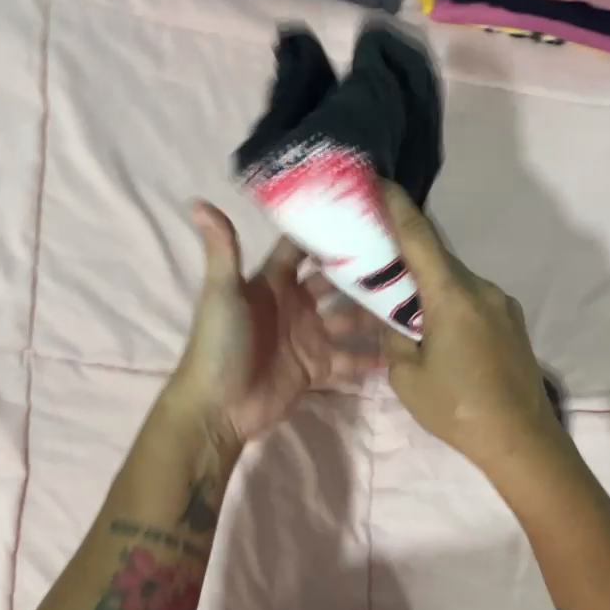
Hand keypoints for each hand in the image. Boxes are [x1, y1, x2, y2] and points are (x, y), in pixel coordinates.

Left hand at [166, 202, 383, 449]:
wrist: (219, 408)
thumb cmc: (219, 345)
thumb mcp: (222, 294)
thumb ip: (223, 250)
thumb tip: (198, 201)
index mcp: (273, 283)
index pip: (303, 249)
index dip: (326, 233)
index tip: (361, 215)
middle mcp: (295, 305)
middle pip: (335, 284)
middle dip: (363, 274)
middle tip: (402, 261)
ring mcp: (308, 338)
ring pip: (348, 321)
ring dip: (374, 315)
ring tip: (411, 304)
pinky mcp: (317, 369)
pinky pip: (349, 360)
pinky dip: (371, 359)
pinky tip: (401, 351)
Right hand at [379, 182, 566, 476]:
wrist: (521, 439)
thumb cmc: (458, 409)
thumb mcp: (407, 377)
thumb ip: (394, 339)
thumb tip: (396, 323)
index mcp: (452, 295)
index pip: (419, 237)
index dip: (396, 206)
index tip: (378, 181)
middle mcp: (481, 289)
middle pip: (436, 259)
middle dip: (404, 256)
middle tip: (374, 261)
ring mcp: (501, 305)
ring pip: (454, 283)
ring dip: (426, 288)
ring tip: (401, 308)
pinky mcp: (511, 324)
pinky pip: (471, 302)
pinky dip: (447, 306)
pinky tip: (434, 333)